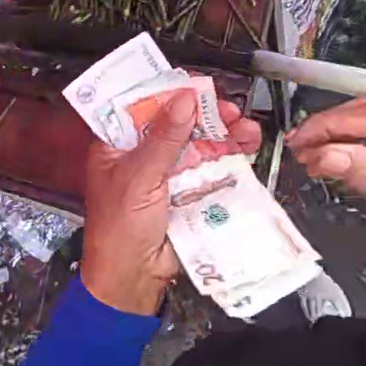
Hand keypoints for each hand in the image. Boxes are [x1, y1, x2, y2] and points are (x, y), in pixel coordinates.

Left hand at [82, 93, 263, 314]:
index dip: (169, 91)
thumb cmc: (119, 229)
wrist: (134, 280)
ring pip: (200, 140)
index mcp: (118, 143)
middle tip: (226, 108)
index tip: (195, 84)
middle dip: (205, 111)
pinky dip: (231, 154)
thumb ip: (164, 138)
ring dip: (224, 130)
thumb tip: (184, 98)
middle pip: (178, 120)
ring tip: (244, 126)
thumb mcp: (139, 177)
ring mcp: (170, 171)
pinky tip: (247, 144)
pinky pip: (213, 165)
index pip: (143, 105)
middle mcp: (144, 152)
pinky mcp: (191, 189)